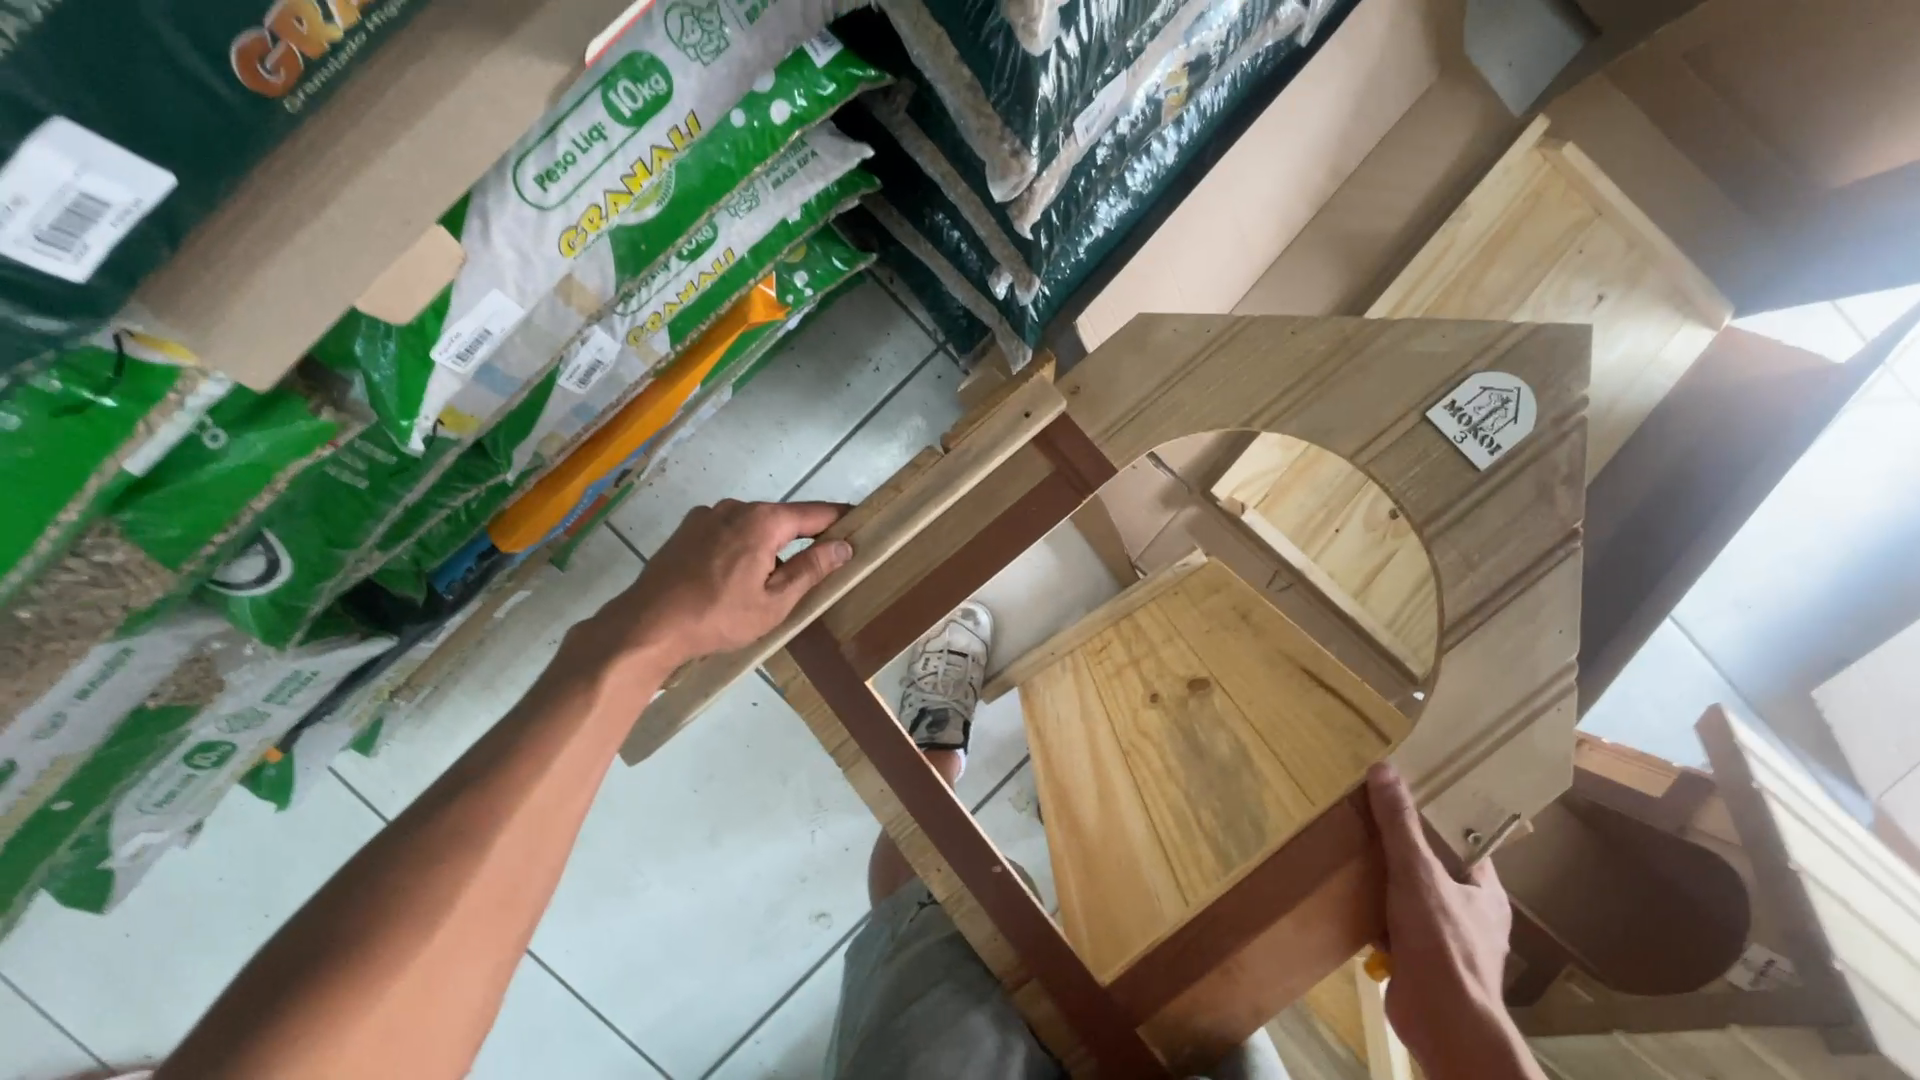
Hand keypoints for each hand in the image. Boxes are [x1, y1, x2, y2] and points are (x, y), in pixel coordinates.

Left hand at [593, 500, 851, 670]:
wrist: (647, 625)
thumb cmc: (718, 617)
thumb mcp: (775, 601)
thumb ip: (811, 569)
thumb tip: (844, 546)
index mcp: (763, 520)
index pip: (815, 513)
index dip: (840, 520)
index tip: (862, 523)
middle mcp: (735, 507)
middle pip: (782, 518)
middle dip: (802, 538)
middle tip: (818, 568)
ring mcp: (706, 515)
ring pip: (753, 526)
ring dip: (768, 547)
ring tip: (767, 585)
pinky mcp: (686, 530)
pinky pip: (727, 532)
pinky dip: (741, 548)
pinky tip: (733, 580)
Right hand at [1366, 762, 1540, 1079]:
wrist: (1442, 1022)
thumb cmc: (1442, 943)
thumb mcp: (1417, 873)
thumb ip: (1400, 825)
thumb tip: (1384, 769)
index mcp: (1486, 894)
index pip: (1465, 846)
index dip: (1438, 822)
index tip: (1405, 799)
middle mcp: (1471, 916)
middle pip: (1433, 871)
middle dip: (1401, 853)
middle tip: (1368, 824)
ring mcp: (1446, 944)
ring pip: (1411, 901)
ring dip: (1383, 887)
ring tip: (1351, 858)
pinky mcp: (1420, 965)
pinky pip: (1394, 929)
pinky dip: (1373, 918)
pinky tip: (1349, 904)